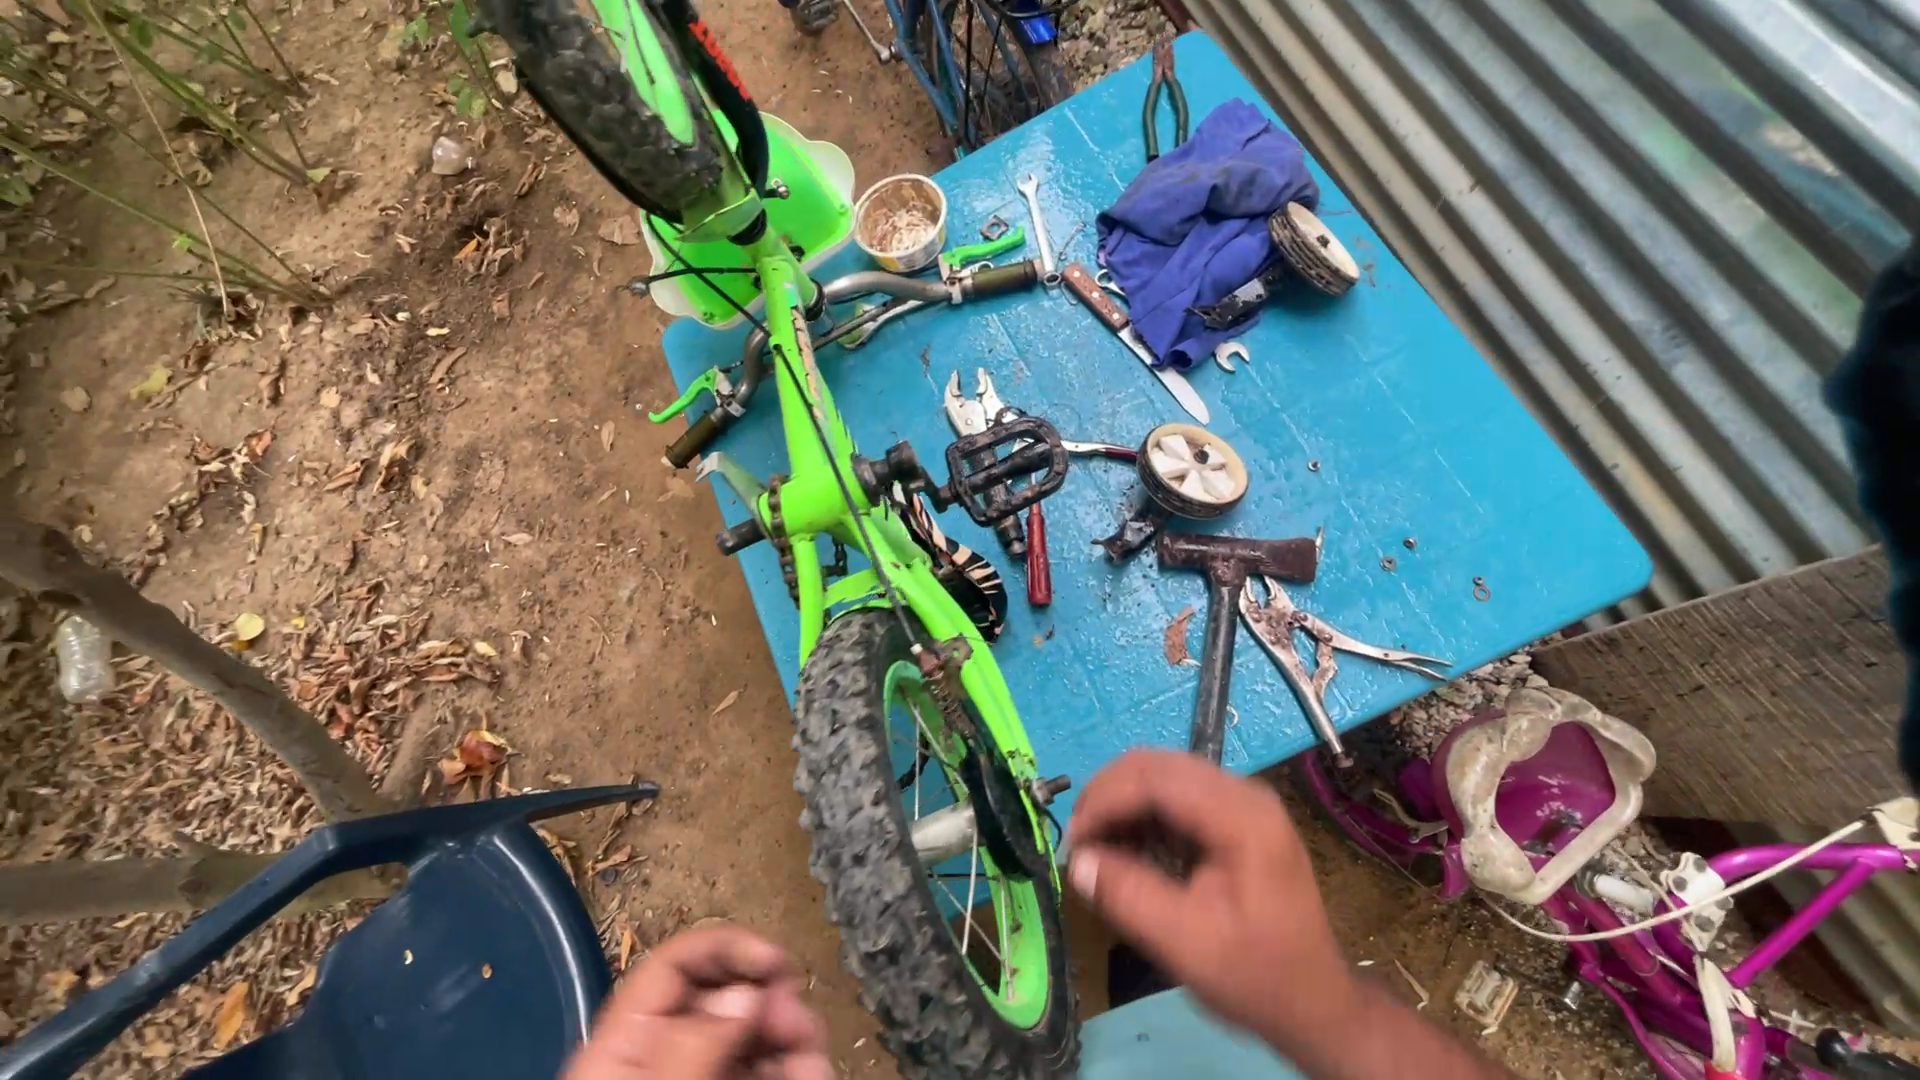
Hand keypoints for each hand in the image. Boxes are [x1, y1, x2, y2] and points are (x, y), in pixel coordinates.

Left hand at [565, 924, 832, 1079]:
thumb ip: (693, 1049)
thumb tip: (745, 992)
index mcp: (627, 1047)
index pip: (672, 968)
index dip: (726, 949)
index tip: (776, 962)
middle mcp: (665, 1057)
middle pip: (724, 999)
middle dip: (771, 1001)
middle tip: (799, 1025)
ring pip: (755, 1038)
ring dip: (793, 1038)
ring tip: (815, 1063)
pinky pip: (767, 1075)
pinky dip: (795, 1070)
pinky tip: (813, 1076)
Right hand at [1066, 750, 1356, 1045]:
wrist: (1315, 1002)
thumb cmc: (1256, 975)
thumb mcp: (1186, 944)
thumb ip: (1128, 896)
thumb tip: (1077, 861)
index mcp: (1241, 817)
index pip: (1156, 779)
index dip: (1105, 800)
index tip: (1074, 840)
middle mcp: (1242, 793)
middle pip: (1156, 766)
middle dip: (1107, 796)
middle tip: (1079, 841)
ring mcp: (1239, 801)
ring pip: (1160, 774)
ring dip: (1121, 802)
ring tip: (1097, 848)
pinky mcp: (1232, 815)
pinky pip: (1173, 794)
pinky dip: (1140, 813)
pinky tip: (1127, 848)